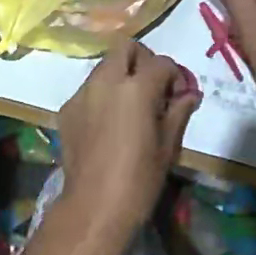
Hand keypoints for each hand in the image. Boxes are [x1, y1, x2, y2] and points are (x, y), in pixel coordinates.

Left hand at [57, 39, 200, 248]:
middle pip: (125, 47)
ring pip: (104, 66)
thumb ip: (178, 112)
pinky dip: (102, 95)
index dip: (175, 75)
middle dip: (142, 60)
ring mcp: (82, 93)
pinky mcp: (67, 109)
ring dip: (120, 75)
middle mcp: (106, 81)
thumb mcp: (168, 147)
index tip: (179, 96)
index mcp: (136, 88)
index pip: (161, 62)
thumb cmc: (139, 180)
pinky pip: (88, 89)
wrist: (94, 207)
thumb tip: (189, 94)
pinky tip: (109, 123)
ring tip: (130, 106)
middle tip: (152, 88)